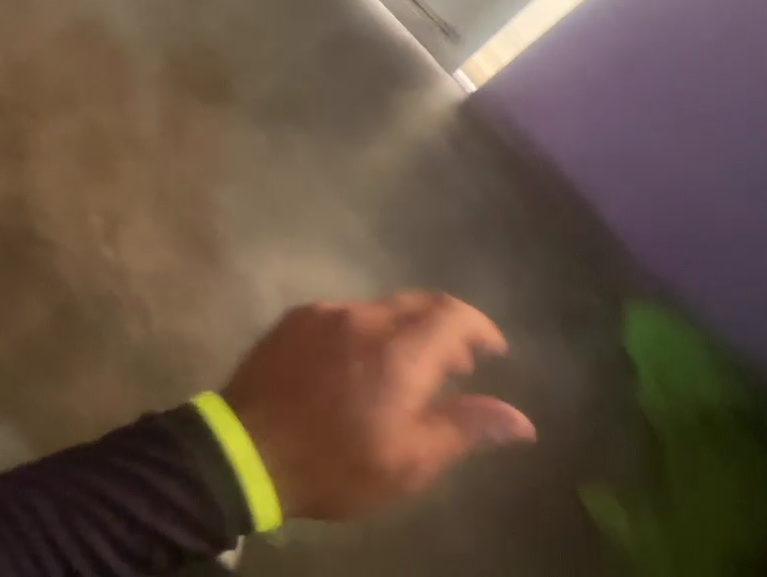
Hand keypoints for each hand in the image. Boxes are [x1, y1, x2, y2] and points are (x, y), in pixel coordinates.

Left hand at [220, 294, 535, 520]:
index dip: (481, 328)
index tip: (495, 352)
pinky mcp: (293, 319)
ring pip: (378, 308)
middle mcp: (360, 317)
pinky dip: (367, 331)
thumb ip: (465, 427)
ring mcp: (321, 313)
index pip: (452, 314)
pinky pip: (343, 314)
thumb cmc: (336, 463)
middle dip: (446, 328)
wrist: (246, 449)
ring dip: (404, 330)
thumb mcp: (410, 459)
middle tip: (460, 365)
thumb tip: (520, 419)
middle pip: (416, 304)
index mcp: (397, 349)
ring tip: (410, 370)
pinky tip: (361, 364)